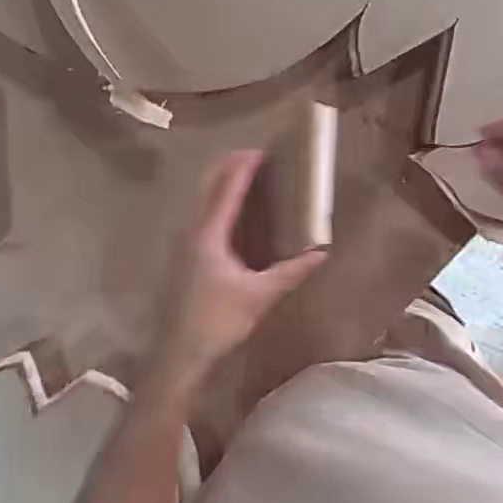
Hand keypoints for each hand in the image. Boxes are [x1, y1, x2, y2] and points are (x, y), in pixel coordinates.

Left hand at [155, 150, 327, 380]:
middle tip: (253, 158)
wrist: (180, 353)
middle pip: (207, 188)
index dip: (243, 168)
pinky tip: (230, 217)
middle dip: (228, 168)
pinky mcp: (183, 258)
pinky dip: (215, 205)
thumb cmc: (218, 322)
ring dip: (220, 186)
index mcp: (208, 235)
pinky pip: (201, 219)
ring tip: (243, 179)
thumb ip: (290, 272)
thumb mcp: (259, 296)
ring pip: (200, 203)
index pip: (226, 190)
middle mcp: (191, 233)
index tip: (260, 150)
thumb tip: (321, 253)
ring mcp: (183, 245)